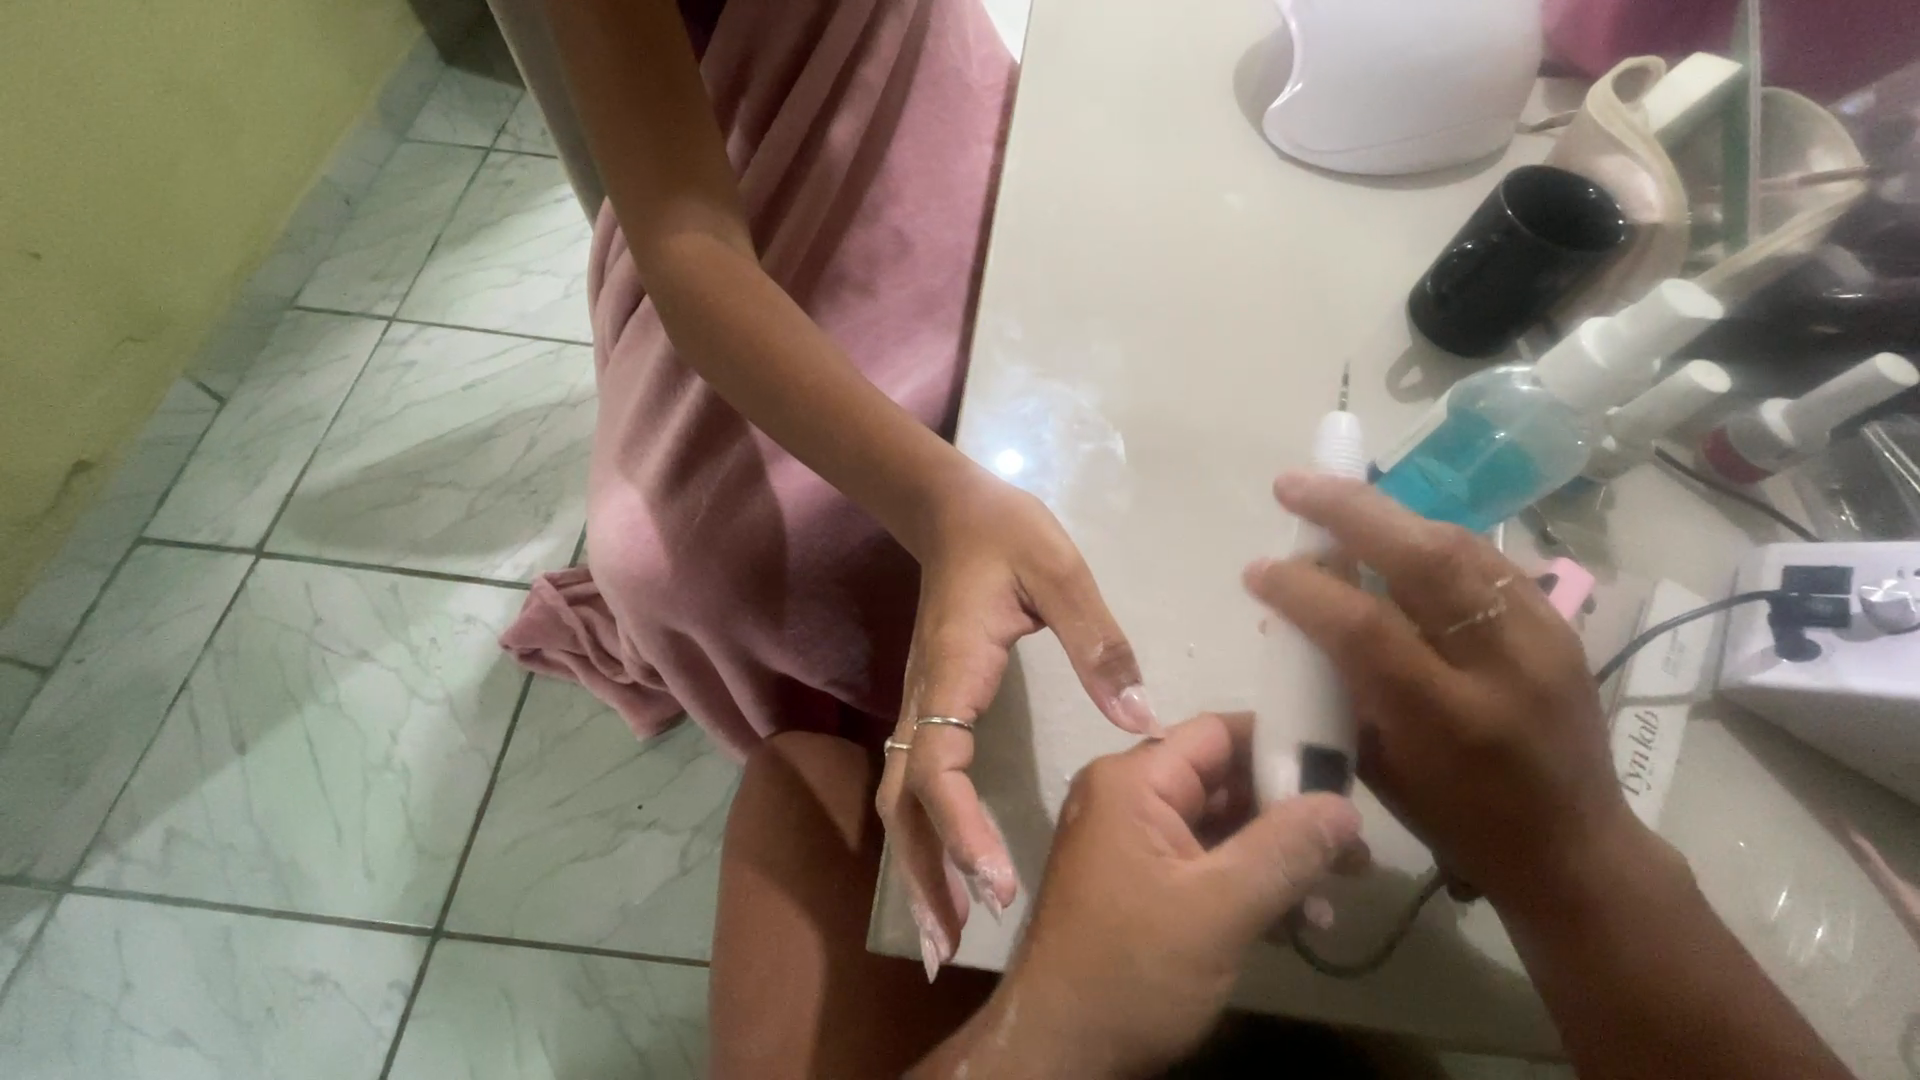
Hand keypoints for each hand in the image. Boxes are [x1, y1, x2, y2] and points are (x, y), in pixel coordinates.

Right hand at [877, 472, 1160, 979]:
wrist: (952, 510)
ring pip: (900, 797)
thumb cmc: (1005, 532)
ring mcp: (920, 703)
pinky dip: (925, 834)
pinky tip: (949, 869)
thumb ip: (1097, 642)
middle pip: (903, 800)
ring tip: (940, 934)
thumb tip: (1140, 720)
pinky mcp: (931, 704)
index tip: (993, 883)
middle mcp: (925, 698)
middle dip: (922, 873)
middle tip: (948, 947)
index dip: (958, 826)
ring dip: (916, 865)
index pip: (937, 761)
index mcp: (955, 669)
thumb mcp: (1059, 571)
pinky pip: (917, 781)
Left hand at [912, 713, 1360, 1079]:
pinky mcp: (1140, 882)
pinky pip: (1202, 863)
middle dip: (1290, 814)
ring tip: (1342, 891)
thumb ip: (1284, 850)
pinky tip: (1300, 923)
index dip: (1281, 745)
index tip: (1345, 772)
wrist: (1061, 1047)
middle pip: (1222, 781)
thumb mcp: (1219, 909)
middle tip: (1355, 850)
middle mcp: (1126, 797)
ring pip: (1218, 828)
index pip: (1216, 734)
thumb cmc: (1134, 968)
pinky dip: (1247, 885)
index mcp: (1132, 781)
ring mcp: (1131, 841)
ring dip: (1277, 858)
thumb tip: (1346, 806)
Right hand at [1242, 473, 1642, 910]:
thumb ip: (1332, 684)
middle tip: (1293, 486)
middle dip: (1349, 512)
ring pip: (1459, 545)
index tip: (1258, 571)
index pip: (1365, 627)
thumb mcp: (1375, 763)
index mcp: (1447, 719)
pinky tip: (1393, 530)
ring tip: (1334, 497)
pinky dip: (1427, 536)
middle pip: (1425, 560)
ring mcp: (1543, 637)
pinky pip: (1484, 558)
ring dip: (1387, 513)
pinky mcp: (1561, 623)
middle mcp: (1503, 666)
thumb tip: (1284, 618)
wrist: (1574, 847)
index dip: (1303, 588)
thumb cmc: (1454, 818)